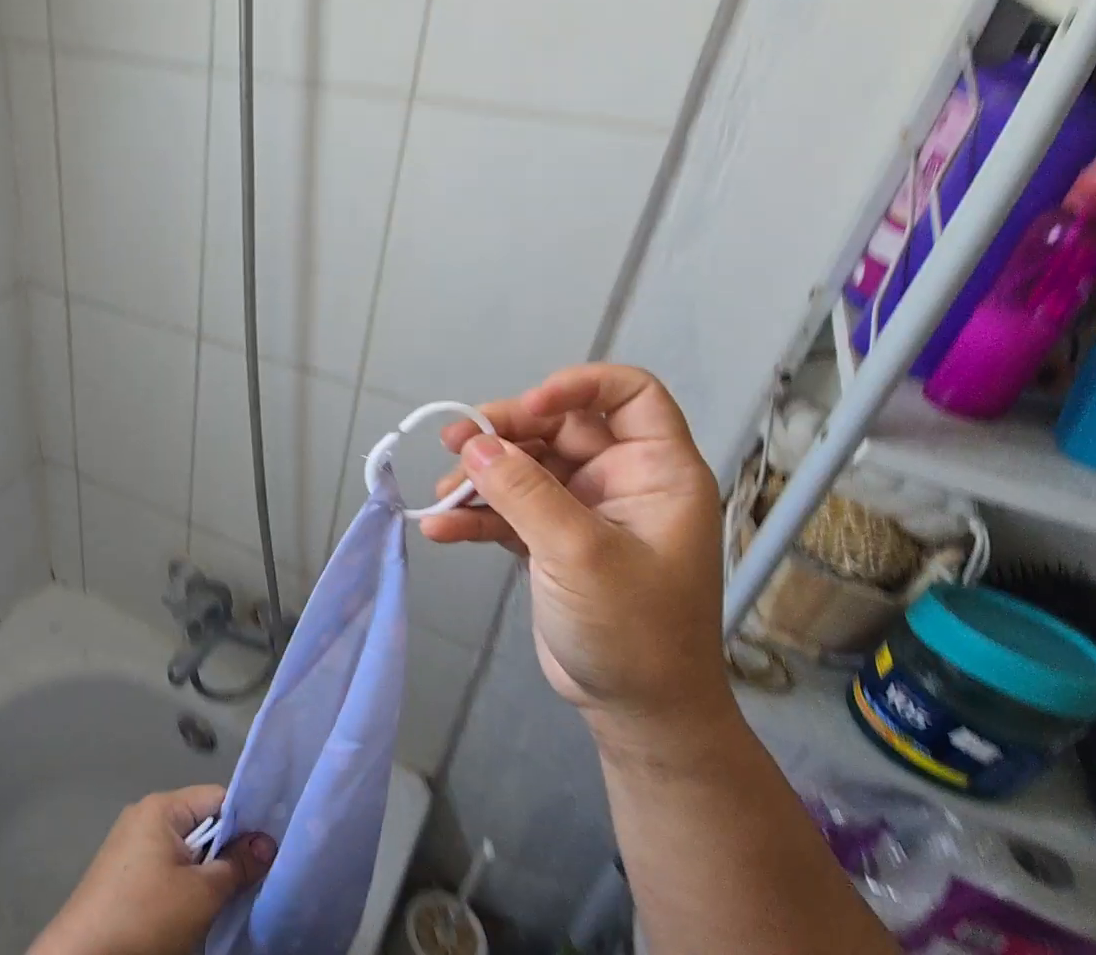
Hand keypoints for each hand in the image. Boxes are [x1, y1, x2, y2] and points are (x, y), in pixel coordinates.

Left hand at [29, 786, 274, 954]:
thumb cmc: (146, 915)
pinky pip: (169, 868)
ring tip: (235, 894)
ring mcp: (131, 846)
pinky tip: (202, 907)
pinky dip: (189, 884)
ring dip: (211, 872)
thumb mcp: (202, 893)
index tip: (275, 845)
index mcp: (161, 807)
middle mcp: (144, 817)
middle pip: (203, 823)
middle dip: (231, 849)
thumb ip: (238, 864)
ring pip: (188, 850)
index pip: (217, 798)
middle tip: (261, 874)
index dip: (249, 819)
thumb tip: (268, 842)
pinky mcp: (125, 875)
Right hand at [419, 365, 729, 726]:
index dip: (578, 387)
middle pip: (558, 430)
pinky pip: (507, 512)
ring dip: (480, 478)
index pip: (630, 396)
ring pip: (523, 470)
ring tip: (440, 495)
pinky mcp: (550, 543)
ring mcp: (582, 513)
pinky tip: (440, 529)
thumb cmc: (633, 629)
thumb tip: (472, 444)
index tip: (525, 409)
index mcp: (655, 472)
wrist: (635, 709)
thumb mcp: (579, 553)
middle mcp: (620, 483)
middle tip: (455, 444)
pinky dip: (475, 516)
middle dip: (504, 435)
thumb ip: (524, 493)